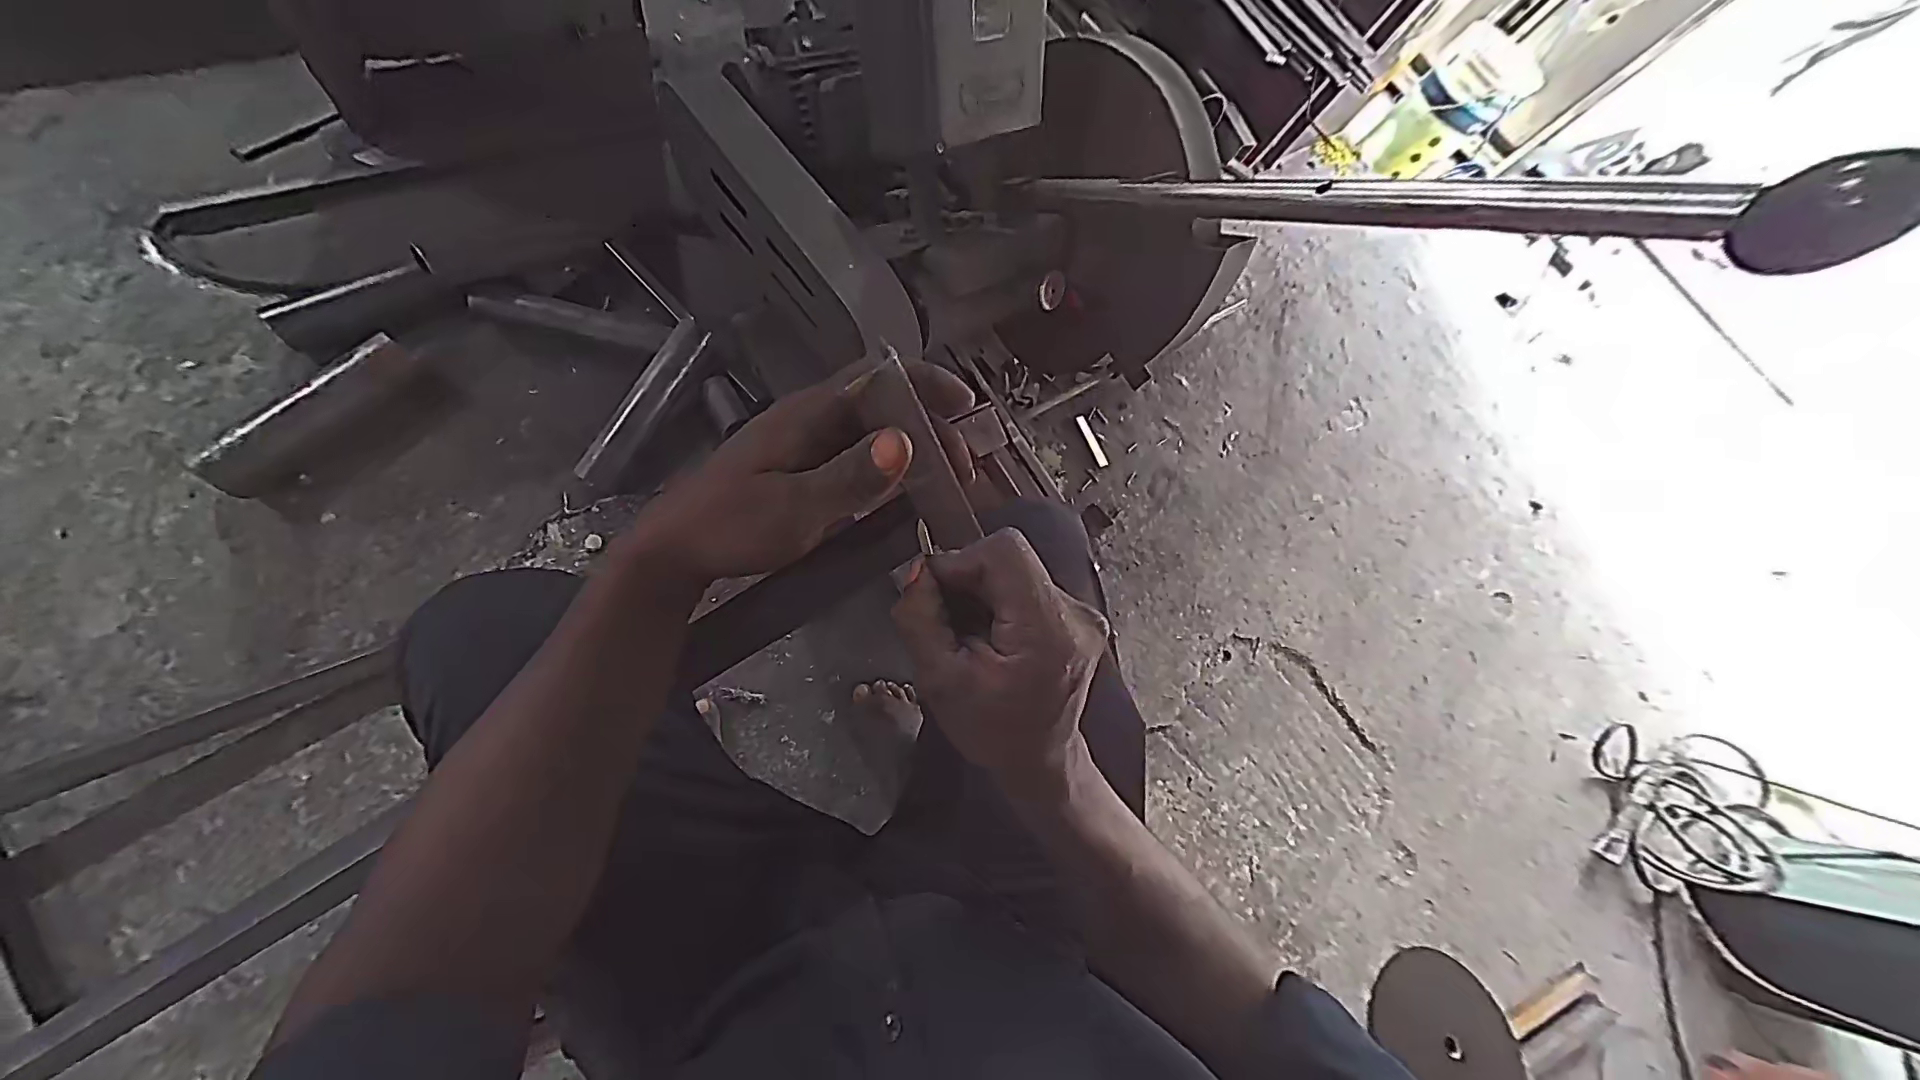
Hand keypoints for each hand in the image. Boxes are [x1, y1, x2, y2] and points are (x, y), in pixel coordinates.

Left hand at [628, 360, 974, 582]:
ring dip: (913, 448)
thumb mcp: (793, 508)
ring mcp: (804, 446)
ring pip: (872, 432)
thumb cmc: (728, 527)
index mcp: (806, 415)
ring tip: (945, 479)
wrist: (674, 552)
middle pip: (881, 405)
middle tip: (961, 468)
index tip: (963, 404)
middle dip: (929, 427)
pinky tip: (904, 491)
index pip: (876, 378)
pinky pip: (857, 457)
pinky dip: (890, 467)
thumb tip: (905, 441)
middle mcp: (809, 421)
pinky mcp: (802, 471)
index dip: (924, 382)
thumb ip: (850, 477)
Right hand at [891, 528, 1110, 799]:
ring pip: (1015, 569)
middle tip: (948, 622)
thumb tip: (917, 570)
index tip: (936, 595)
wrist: (1040, 761)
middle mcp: (1075, 613)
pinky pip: (1026, 585)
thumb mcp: (938, 682)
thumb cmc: (992, 731)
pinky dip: (999, 601)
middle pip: (1008, 558)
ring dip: (981, 592)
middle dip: (967, 580)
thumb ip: (920, 619)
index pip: (1003, 551)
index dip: (959, 561)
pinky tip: (990, 636)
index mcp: (1048, 630)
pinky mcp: (1077, 615)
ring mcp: (1082, 613)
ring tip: (971, 635)